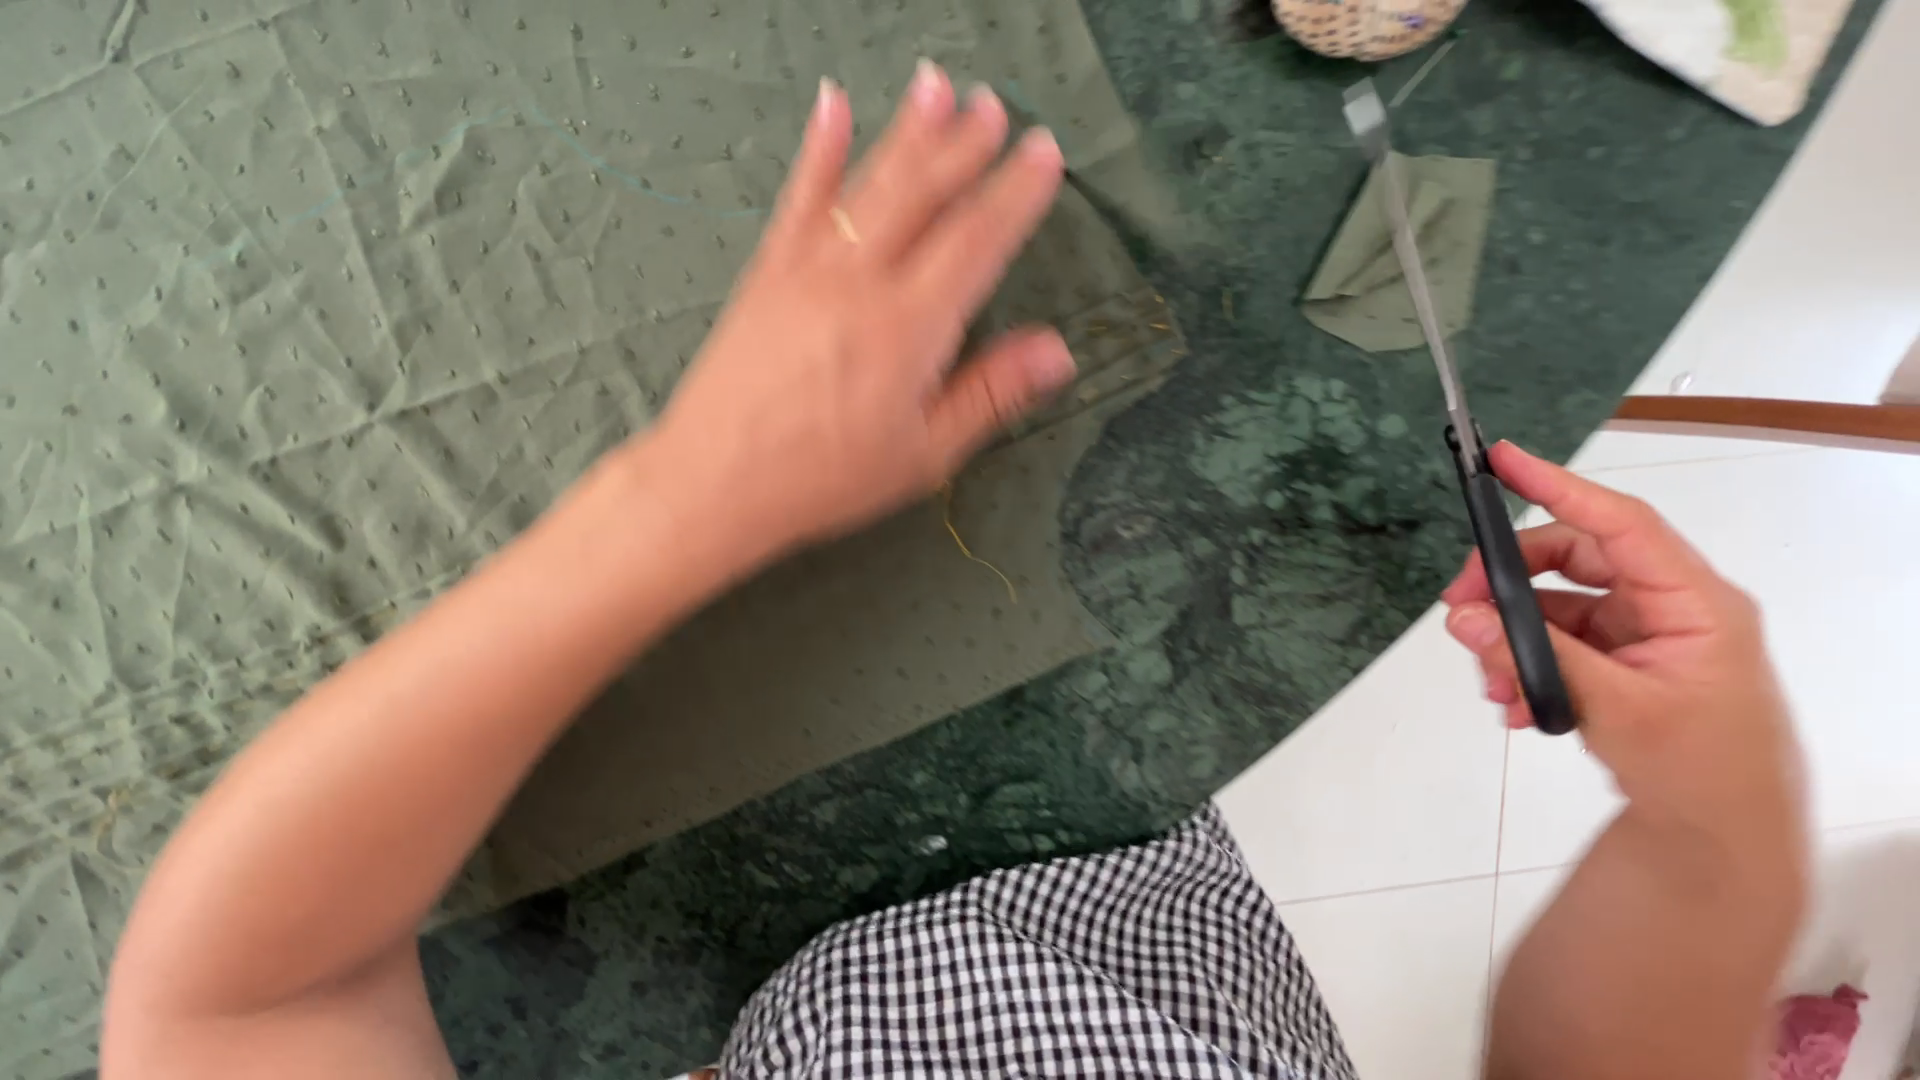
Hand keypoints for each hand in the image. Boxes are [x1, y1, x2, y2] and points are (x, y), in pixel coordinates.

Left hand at [645, 63, 1073, 565]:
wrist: (715, 481)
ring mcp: (808, 269)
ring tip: (938, 84)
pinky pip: (799, 199)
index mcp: (910, 328)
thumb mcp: (924, 454)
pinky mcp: (768, 272)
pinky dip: (818, 150)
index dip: (1014, 194)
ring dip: (908, 131)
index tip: (1043, 152)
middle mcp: (861, 282)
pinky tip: (831, 105)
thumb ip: (989, 395)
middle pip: (923, 196)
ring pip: (870, 185)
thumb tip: (1057, 351)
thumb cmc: (827, 478)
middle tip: (995, 106)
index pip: (976, 242)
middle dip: (964, 146)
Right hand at [1441, 442, 1804, 845]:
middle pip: (1571, 561)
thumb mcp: (1612, 706)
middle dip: (1507, 583)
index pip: (1620, 523)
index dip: (1559, 487)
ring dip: (1510, 637)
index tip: (1502, 460)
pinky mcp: (1619, 659)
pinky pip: (1555, 641)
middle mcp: (1667, 605)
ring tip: (1491, 684)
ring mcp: (1640, 633)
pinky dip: (1523, 664)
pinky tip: (1514, 703)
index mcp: (1693, 602)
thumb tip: (1461, 615)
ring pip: (1554, 604)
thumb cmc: (1697, 767)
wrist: (1720, 835)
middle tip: (1459, 610)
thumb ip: (1532, 654)